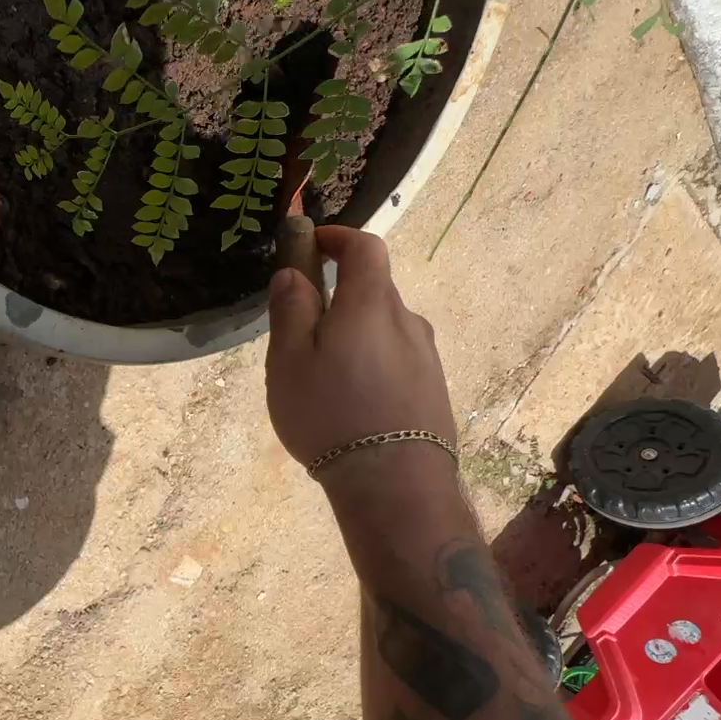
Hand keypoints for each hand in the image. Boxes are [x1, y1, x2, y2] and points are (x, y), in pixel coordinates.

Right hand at [266, 223, 455, 485]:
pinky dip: (370, 359)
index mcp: (370, 305)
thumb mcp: (289, 362)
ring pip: (384, 325)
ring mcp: (426, 354)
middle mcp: (406, 320)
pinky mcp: (432, 386)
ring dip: (354, 331)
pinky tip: (351, 398)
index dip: (338, 237)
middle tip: (302, 326)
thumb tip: (294, 273)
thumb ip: (290, 311)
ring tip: (323, 373)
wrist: (394, 482)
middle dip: (339, 293)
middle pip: (374, 288)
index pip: (365, 247)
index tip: (312, 243)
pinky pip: (395, 355)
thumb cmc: (330, 414)